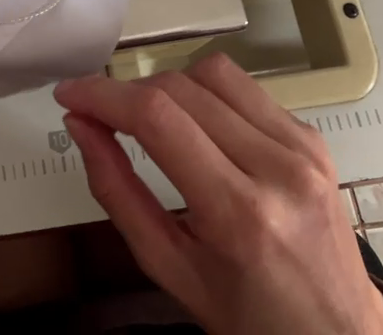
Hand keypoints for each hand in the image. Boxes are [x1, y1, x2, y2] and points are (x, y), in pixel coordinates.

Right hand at [55, 55, 382, 334]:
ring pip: (212, 72)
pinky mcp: (313, 137)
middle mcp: (277, 167)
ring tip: (150, 119)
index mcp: (239, 213)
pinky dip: (206, 95)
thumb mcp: (170, 269)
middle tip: (99, 114)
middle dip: (126, 92)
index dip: (102, 95)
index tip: (69, 94)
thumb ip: (117, 193)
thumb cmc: (248, 318)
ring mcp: (302, 146)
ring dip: (167, 86)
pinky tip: (198, 126)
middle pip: (179, 88)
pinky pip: (244, 88)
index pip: (157, 119)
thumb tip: (79, 126)